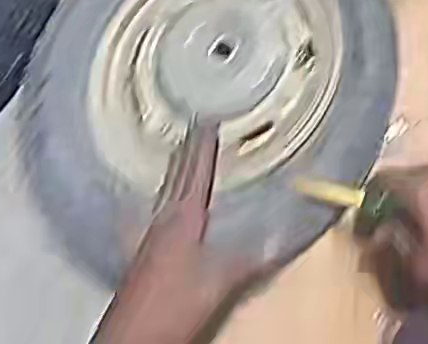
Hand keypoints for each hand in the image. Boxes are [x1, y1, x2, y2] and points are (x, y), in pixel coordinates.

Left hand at [94, 123, 255, 343]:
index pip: (197, 170)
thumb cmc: (170, 309)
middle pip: (178, 177)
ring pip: (167, 194)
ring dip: (177, 172)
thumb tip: (285, 236)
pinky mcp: (141, 259)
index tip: (208, 118)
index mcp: (183, 217)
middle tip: (195, 126)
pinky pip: (158, 215)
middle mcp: (163, 222)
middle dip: (189, 151)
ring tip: (183, 154)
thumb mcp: (220, 283)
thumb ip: (253, 258)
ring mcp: (148, 240)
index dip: (204, 143)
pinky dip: (165, 201)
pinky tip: (159, 208)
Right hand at [362, 163, 427, 301]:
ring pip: (425, 173)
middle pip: (404, 174)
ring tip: (413, 217)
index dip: (369, 201)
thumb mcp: (421, 267)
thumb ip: (391, 248)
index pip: (382, 181)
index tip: (366, 222)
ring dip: (414, 191)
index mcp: (421, 185)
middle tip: (388, 220)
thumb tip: (374, 235)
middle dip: (392, 195)